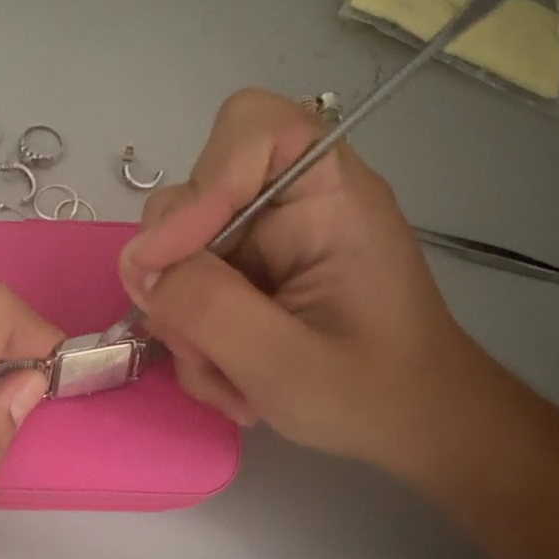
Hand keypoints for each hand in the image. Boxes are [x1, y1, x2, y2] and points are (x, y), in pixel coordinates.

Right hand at [119, 88, 494, 472]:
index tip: (172, 260)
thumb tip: (144, 268)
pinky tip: (230, 380)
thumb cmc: (375, 397)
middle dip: (178, 279)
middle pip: (191, 199)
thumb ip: (208, 307)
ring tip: (228, 378)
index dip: (203, 182)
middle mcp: (288, 206)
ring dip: (183, 325)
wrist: (413, 432)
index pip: (252, 126)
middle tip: (195, 343)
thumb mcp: (286, 363)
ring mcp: (261, 244)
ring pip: (176, 256)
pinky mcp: (244, 279)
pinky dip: (192, 343)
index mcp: (328, 198)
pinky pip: (184, 292)